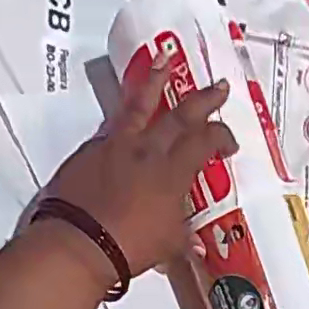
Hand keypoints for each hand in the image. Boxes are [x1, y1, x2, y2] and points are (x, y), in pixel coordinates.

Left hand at [42, 60, 237, 274]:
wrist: (79, 243)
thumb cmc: (130, 247)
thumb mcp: (167, 246)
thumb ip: (183, 239)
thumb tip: (196, 249)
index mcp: (171, 172)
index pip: (204, 142)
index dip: (221, 137)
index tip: (229, 144)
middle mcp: (146, 150)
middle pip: (180, 115)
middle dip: (204, 99)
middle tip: (219, 86)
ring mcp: (115, 146)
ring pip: (139, 104)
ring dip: (155, 80)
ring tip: (165, 59)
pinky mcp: (89, 151)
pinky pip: (111, 127)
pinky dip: (123, 118)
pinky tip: (126, 116)